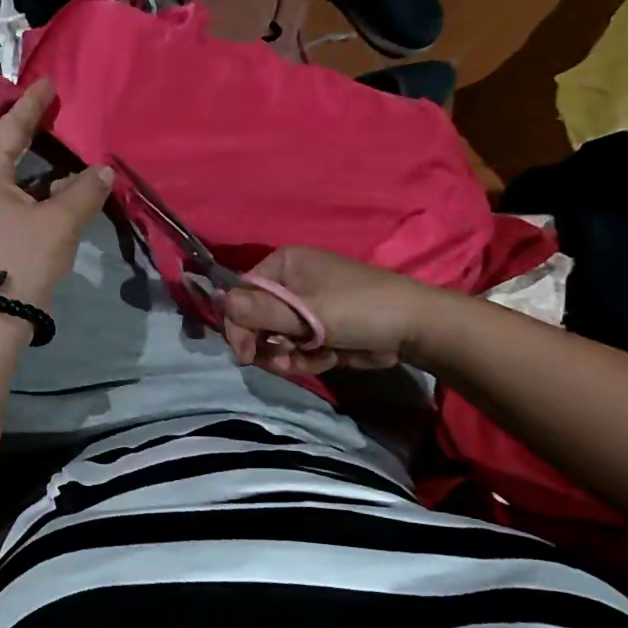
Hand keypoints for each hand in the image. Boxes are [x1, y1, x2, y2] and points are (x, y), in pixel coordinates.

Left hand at [0, 79, 113, 310]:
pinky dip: (45, 188)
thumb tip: (104, 170)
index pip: (10, 128)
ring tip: (68, 146)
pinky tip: (68, 189)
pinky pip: (24, 196)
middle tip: (54, 107)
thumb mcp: (59, 221)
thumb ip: (84, 191)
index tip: (50, 84)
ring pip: (18, 175)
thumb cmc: (25, 258)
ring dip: (42, 163)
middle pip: (7, 147)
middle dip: (30, 128)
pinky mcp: (1, 231)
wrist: (2, 313)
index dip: (32, 105)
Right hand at [221, 247, 441, 376]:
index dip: (239, 327)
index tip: (247, 355)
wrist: (412, 328)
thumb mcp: (306, 312)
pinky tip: (331, 358)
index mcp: (283, 266)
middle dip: (271, 347)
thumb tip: (214, 298)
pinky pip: (296, 349)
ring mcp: (305, 308)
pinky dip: (309, 358)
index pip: (241, 296)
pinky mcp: (319, 330)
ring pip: (275, 341)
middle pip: (256, 322)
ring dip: (291, 357)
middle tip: (287, 361)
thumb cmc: (358, 308)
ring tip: (316, 359)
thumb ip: (258, 309)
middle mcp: (289, 283)